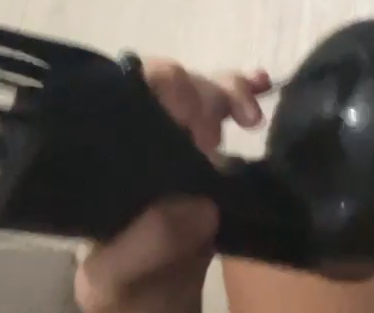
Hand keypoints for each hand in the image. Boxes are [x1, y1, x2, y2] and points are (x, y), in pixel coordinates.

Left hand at [73, 62, 271, 312]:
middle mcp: (142, 138)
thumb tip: (201, 203)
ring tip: (251, 118)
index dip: (160, 88)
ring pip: (203, 88)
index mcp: (109, 157)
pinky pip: (229, 107)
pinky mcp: (212, 153)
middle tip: (218, 137)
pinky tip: (264, 84)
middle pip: (170, 84)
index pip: (124, 93)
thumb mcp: (115, 282)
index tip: (189, 117)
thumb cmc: (126, 295)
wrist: (160, 312)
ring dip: (231, 90)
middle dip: (202, 93)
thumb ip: (147, 245)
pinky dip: (247, 89)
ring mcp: (179, 141)